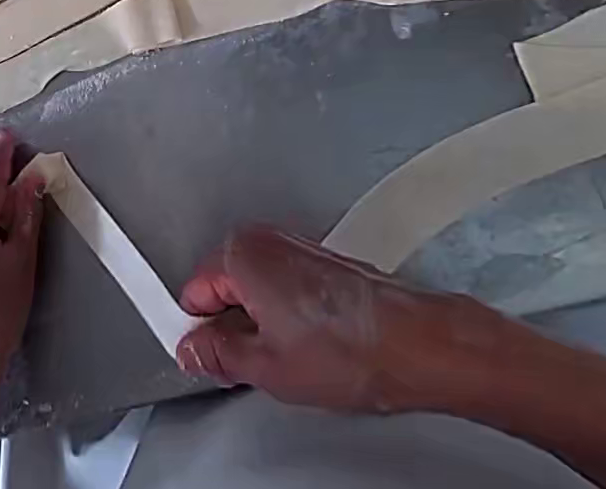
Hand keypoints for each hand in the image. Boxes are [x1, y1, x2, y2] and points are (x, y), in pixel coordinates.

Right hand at [174, 225, 530, 414]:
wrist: (414, 342)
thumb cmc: (352, 347)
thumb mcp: (267, 367)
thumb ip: (217, 355)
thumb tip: (195, 350)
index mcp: (241, 254)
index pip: (191, 292)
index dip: (198, 330)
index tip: (203, 353)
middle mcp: (263, 238)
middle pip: (219, 284)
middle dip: (231, 322)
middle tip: (257, 359)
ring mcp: (290, 242)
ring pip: (250, 285)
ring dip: (259, 316)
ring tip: (292, 349)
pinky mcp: (312, 254)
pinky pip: (277, 280)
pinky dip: (283, 307)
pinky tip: (309, 337)